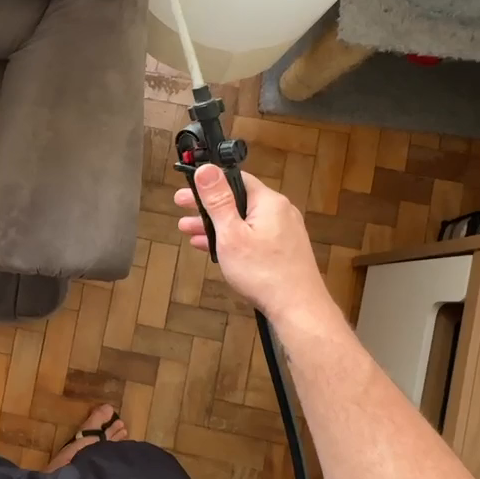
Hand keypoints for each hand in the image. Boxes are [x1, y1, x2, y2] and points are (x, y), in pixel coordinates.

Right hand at [175, 164, 339, 333]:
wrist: (297, 308)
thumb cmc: (264, 272)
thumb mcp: (231, 234)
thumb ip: (217, 201)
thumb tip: (206, 169)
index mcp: (269, 202)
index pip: (235, 179)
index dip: (208, 182)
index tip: (187, 188)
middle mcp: (280, 212)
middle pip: (238, 200)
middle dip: (207, 206)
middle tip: (182, 207)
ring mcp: (283, 231)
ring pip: (243, 220)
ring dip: (216, 224)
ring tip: (189, 230)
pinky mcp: (283, 249)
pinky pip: (252, 236)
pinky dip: (232, 238)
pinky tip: (213, 247)